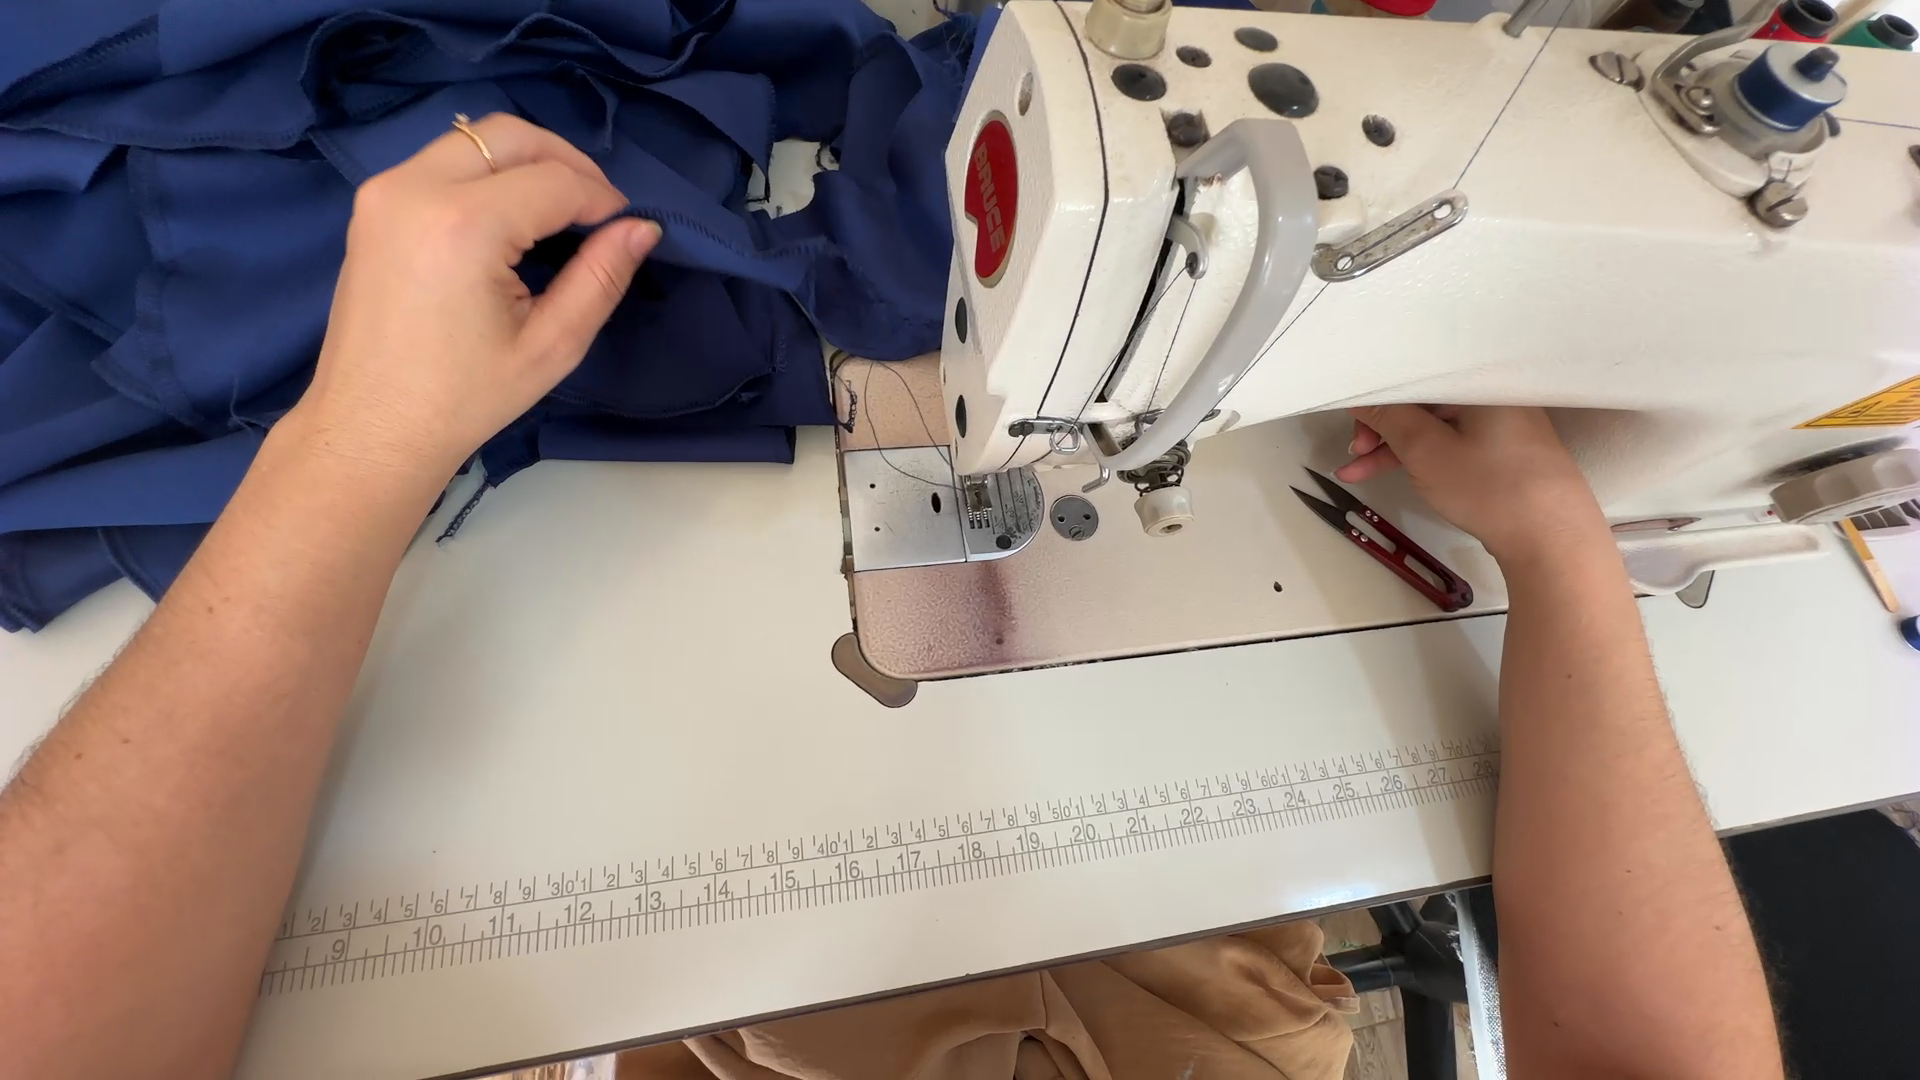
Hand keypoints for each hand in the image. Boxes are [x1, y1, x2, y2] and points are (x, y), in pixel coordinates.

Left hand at [291, 113, 659, 481]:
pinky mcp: (376, 202)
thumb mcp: (554, 344)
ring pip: (475, 139)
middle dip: (569, 162)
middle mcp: (416, 188)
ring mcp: (386, 190)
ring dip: (531, 163)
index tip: (631, 228)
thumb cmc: (469, 396)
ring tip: (567, 213)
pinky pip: (447, 160)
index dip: (604, 199)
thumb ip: (602, 277)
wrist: (375, 422)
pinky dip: (494, 174)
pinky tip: (520, 219)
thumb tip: (643, 229)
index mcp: (464, 227)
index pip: (554, 181)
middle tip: (604, 209)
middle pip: (509, 135)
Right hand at [1333, 405, 1606, 564]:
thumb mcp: (1425, 450)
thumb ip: (1389, 418)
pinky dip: (1414, 457)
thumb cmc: (1489, 486)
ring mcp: (1496, 425)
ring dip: (1389, 447)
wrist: (1549, 537)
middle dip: (1380, 426)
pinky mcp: (1496, 450)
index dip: (1378, 397)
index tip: (1351, 419)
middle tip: (1355, 452)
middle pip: (1420, 403)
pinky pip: (1445, 443)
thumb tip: (1361, 397)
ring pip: (1428, 426)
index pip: (1415, 378)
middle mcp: (1490, 396)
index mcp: (1480, 385)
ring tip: (1354, 473)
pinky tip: (1382, 474)